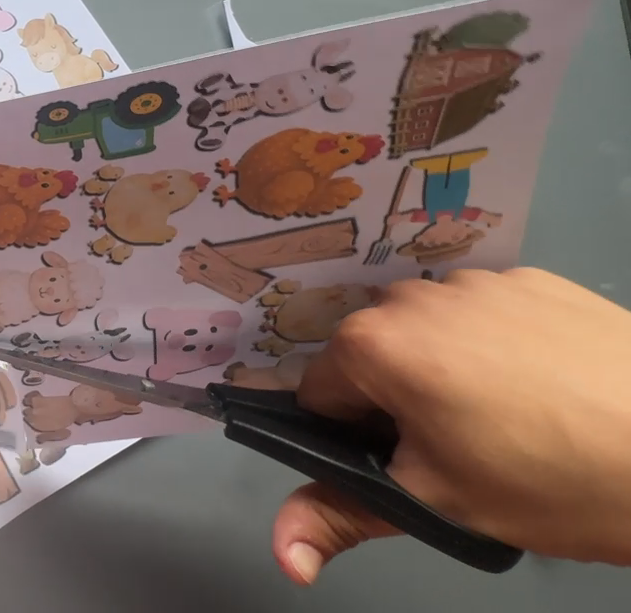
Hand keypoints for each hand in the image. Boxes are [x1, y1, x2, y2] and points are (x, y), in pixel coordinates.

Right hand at [273, 268, 630, 582]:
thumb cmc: (560, 483)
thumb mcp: (442, 508)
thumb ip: (343, 517)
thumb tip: (281, 562)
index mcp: (366, 344)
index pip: (325, 393)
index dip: (363, 435)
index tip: (424, 461)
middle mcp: (402, 297)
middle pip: (376, 358)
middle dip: (406, 398)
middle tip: (479, 446)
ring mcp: (470, 282)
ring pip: (432, 332)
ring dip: (453, 366)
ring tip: (526, 415)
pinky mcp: (531, 280)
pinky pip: (490, 312)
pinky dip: (507, 342)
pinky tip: (557, 381)